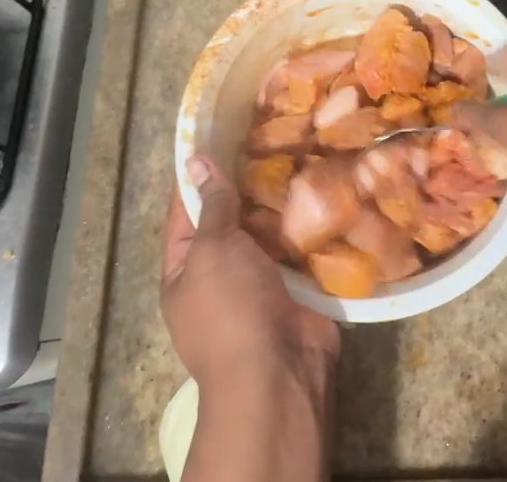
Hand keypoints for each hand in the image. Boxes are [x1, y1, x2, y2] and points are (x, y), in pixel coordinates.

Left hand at [162, 155, 339, 393]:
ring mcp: (259, 283)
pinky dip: (308, 227)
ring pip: (268, 232)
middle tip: (271, 137)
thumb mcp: (211, 251)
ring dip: (281, 204)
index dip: (199, 174)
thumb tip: (196, 160)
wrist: (278, 372)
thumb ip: (211, 206)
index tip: (218, 134)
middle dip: (248, 184)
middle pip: (231, 220)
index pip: (185, 210)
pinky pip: (298, 250)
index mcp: (183, 269)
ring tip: (300, 154)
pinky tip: (323, 191)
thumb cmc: (230, 309)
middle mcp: (219, 275)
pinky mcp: (296, 289)